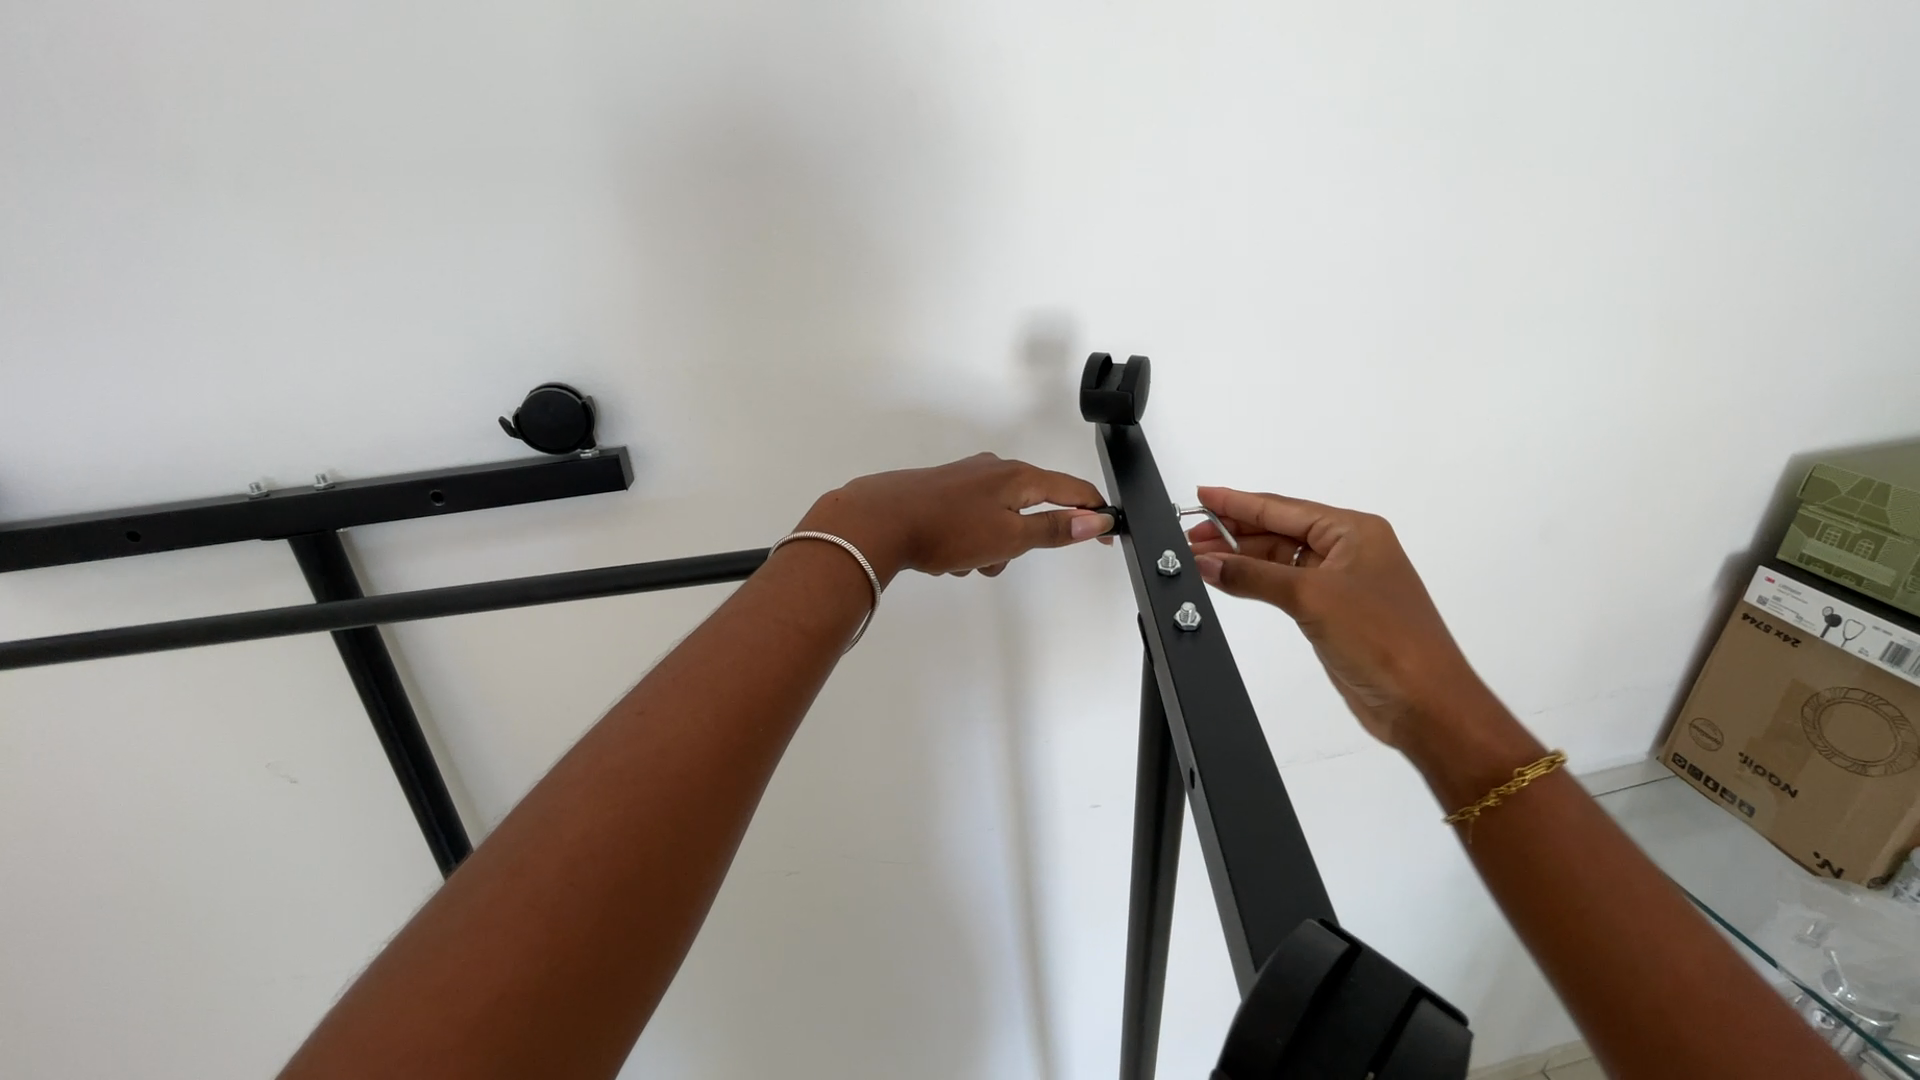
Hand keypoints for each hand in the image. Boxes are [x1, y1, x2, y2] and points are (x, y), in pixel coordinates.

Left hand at [797, 454, 1112, 583]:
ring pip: (998, 522)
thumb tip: (1095, 520)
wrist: (878, 523)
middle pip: (1030, 509)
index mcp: (1018, 477)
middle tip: (997, 559)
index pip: (1072, 491)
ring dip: (990, 549)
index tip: (1108, 534)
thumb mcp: (1010, 537)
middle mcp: (994, 470)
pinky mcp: (943, 493)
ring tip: (963, 561)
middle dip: (1019, 544)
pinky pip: (972, 524)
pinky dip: (967, 544)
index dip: (1094, 513)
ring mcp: (966, 480)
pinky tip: (944, 556)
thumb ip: (1054, 529)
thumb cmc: (944, 528)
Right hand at [1185, 487, 1489, 750]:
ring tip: (1199, 557)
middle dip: (1232, 532)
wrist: (1422, 702)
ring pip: (1277, 559)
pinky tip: (1227, 581)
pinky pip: (1282, 586)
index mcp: (1354, 531)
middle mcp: (1348, 551)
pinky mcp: (1331, 612)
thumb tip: (1209, 563)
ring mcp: (1339, 583)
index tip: (1203, 495)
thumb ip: (1252, 576)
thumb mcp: (1311, 597)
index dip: (1238, 502)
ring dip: (1239, 559)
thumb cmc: (1389, 641)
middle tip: (1190, 534)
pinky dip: (1253, 582)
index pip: (1282, 508)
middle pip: (1277, 531)